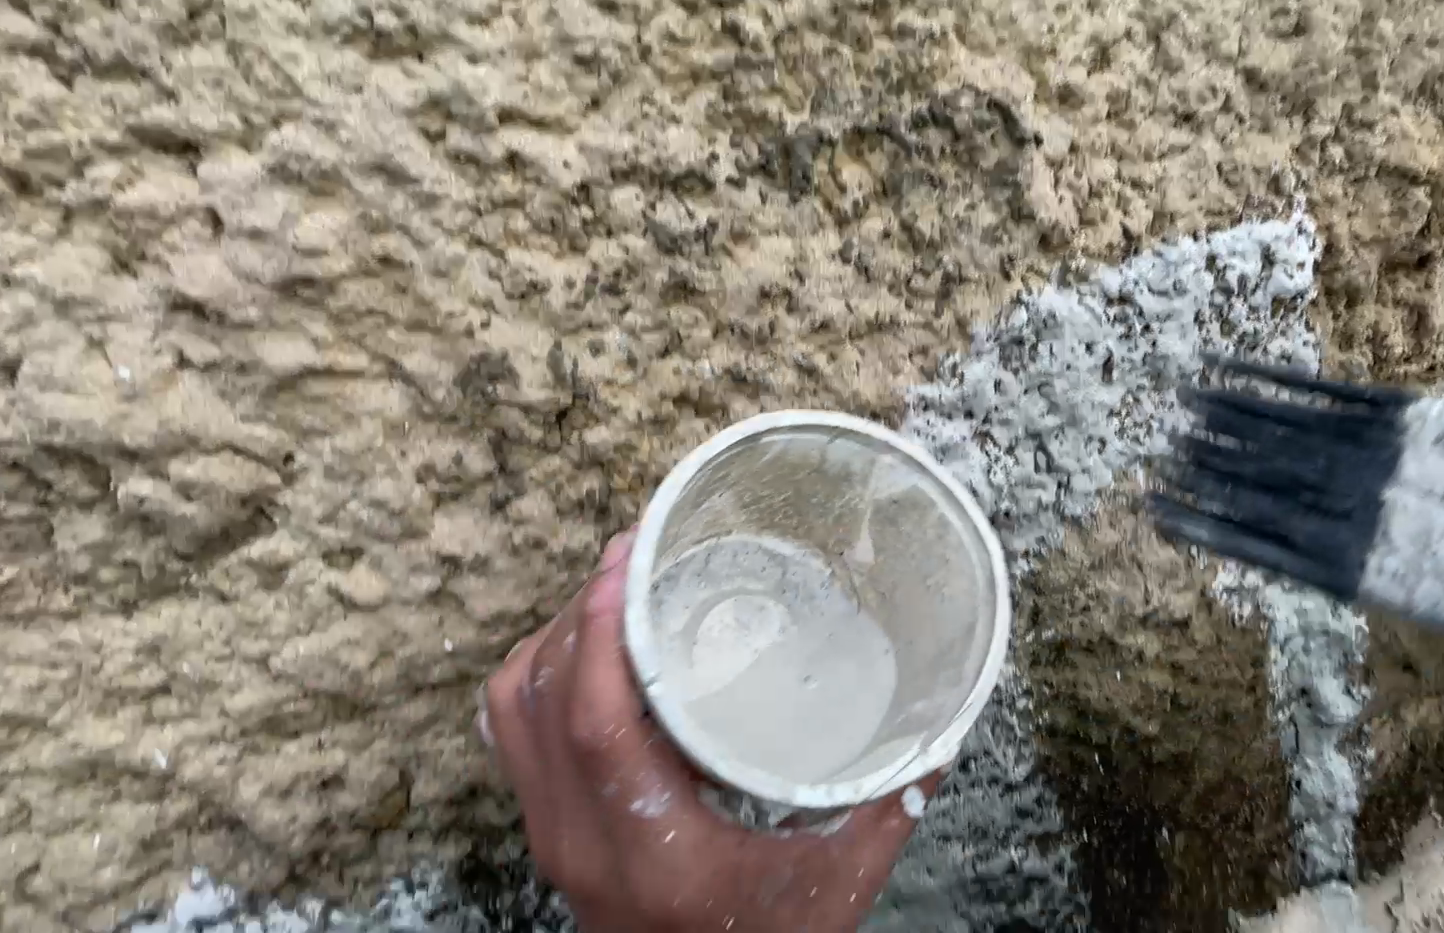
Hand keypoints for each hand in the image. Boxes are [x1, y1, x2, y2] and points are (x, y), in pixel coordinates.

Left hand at [480, 527, 940, 932]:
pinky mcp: (548, 830)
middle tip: (628, 552)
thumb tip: (933, 741)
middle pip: (544, 699)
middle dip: (579, 609)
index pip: (597, 725)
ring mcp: (552, 835)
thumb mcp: (833, 889)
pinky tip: (579, 649)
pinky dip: (535, 676)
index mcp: (650, 846)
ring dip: (555, 637)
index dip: (601, 632)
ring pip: (515, 709)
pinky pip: (510, 735)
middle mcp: (579, 837)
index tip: (625, 562)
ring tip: (609, 590)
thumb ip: (883, 811)